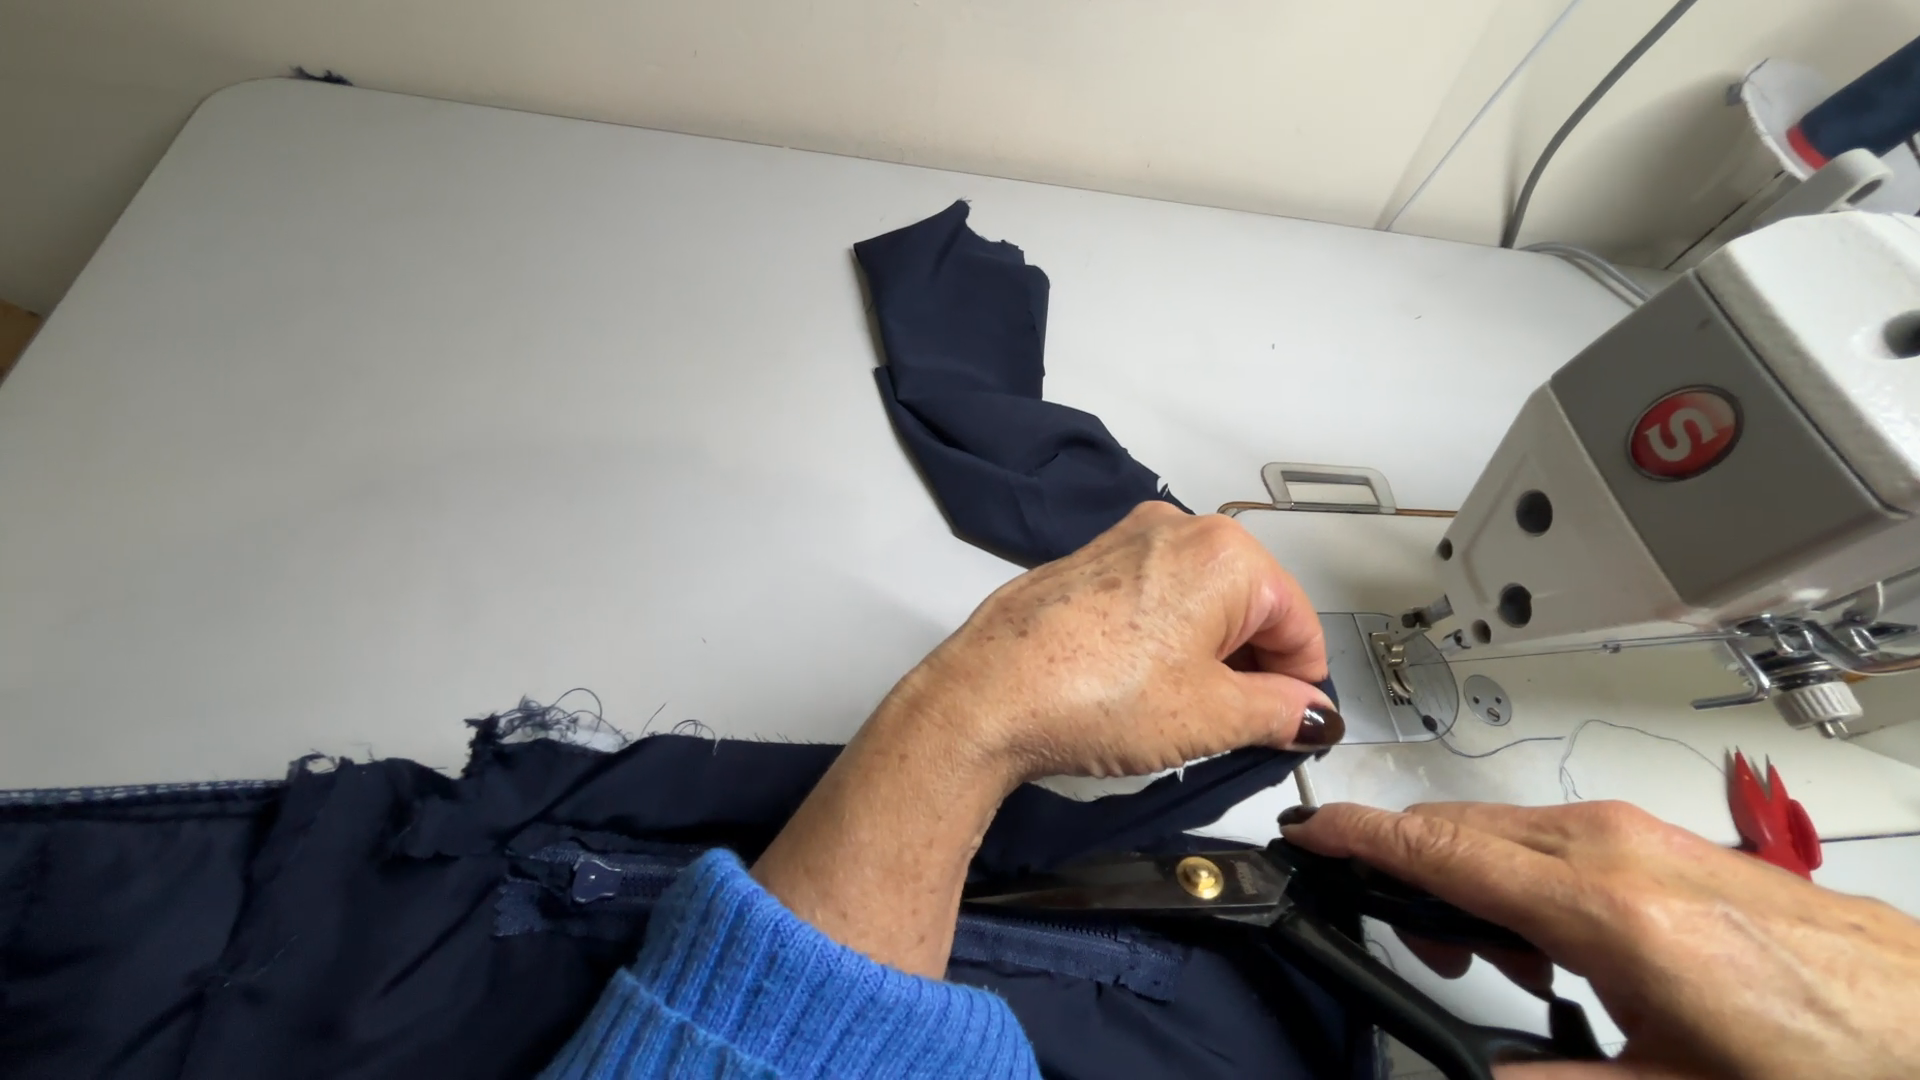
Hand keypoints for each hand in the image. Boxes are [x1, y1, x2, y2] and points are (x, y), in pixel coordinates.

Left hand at [890, 500, 1340, 786]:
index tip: (1290, 725)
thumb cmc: (1098, 697)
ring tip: (1177, 709)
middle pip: (1249, 605)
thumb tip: (1310, 713)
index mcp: (1224, 552)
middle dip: (1250, 665)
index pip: (1299, 622)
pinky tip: (1136, 681)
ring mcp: (1124, 540)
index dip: (1302, 683)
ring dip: (1205, 653)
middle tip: (1231, 725)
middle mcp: (1175, 529)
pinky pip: (1151, 596)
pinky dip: (1162, 636)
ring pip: (1198, 600)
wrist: (985, 695)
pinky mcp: (1086, 562)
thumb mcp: (1212, 716)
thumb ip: (1280, 711)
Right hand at [1283, 800, 1919, 1078]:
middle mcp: (1606, 844)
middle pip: (1451, 829)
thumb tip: (1482, 1071)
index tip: (1304, 831)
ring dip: (1464, 875)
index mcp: (1602, 908)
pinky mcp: (1657, 834)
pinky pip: (1543, 833)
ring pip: (1494, 829)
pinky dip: (1512, 870)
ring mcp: (1635, 829)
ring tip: (1501, 956)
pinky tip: (1556, 934)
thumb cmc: (1838, 1071)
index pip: (1435, 849)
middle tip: (1421, 946)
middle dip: (1407, 870)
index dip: (1355, 836)